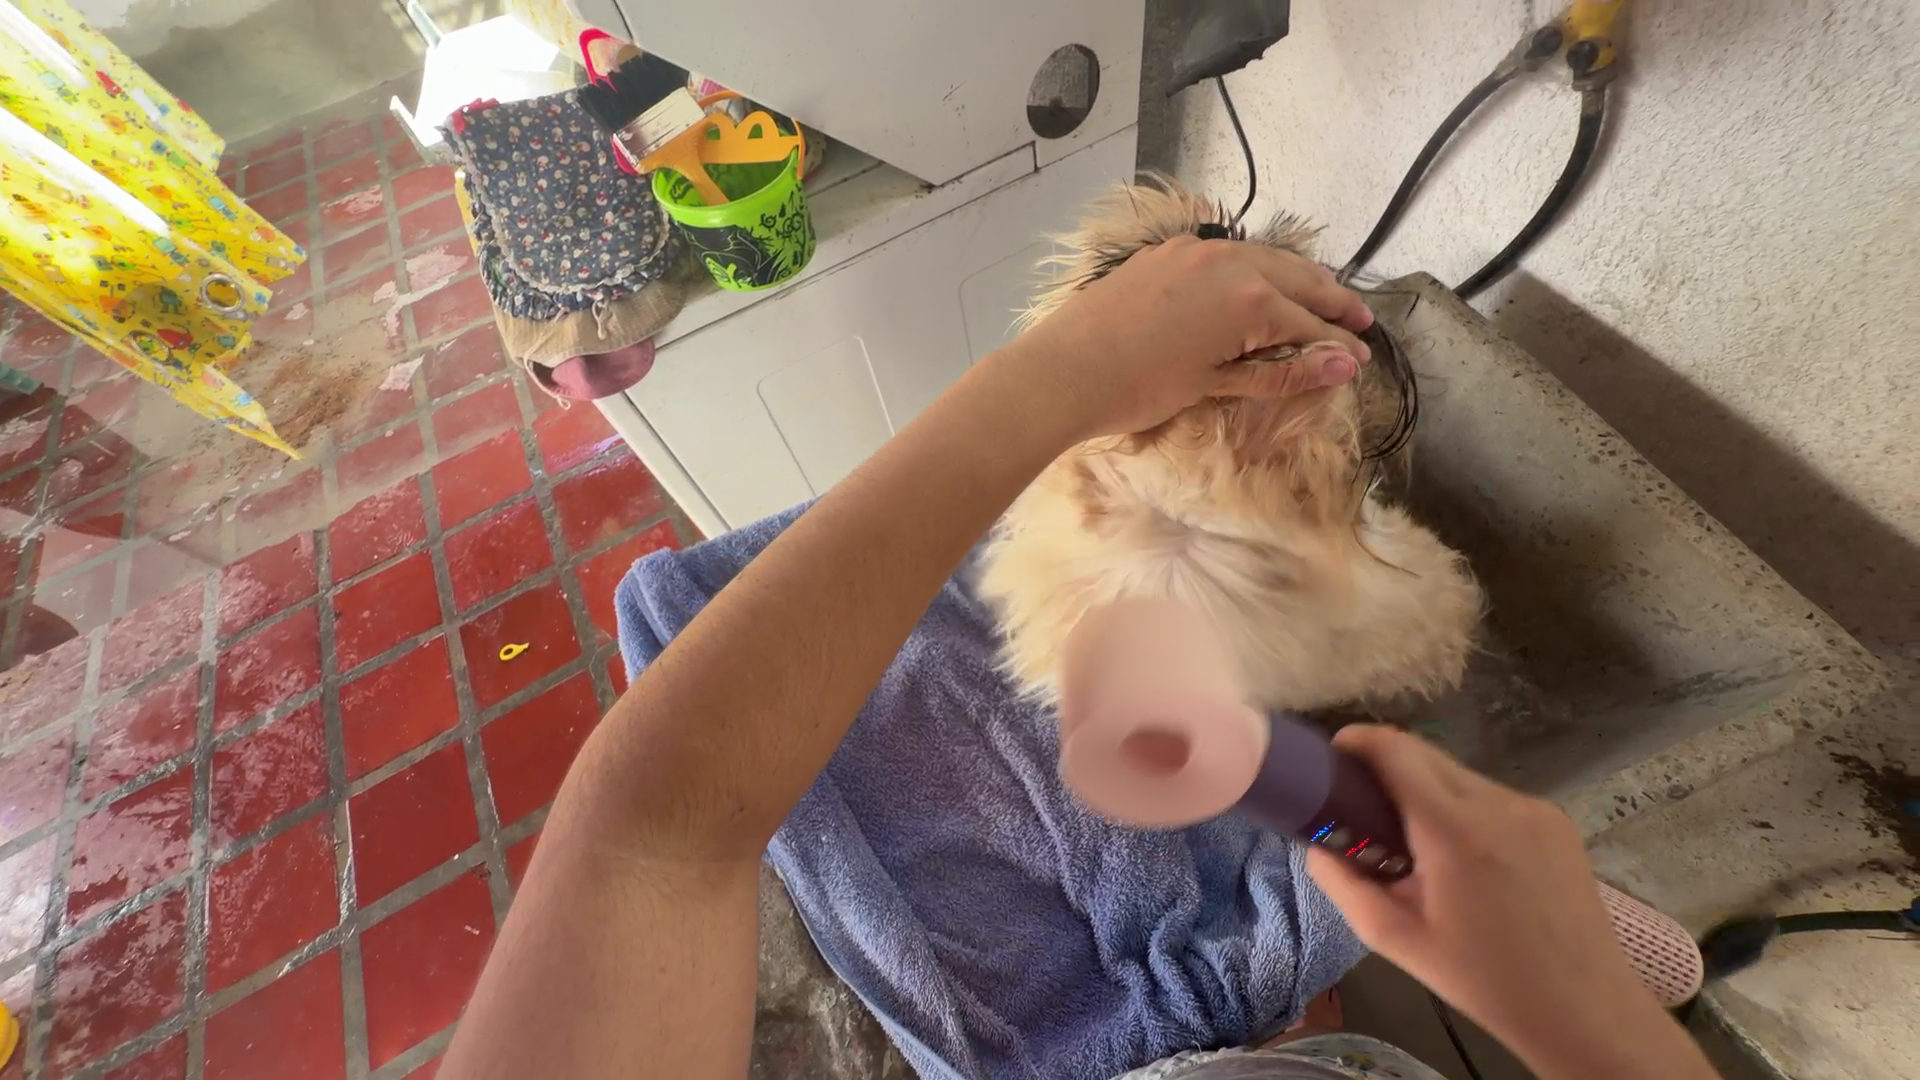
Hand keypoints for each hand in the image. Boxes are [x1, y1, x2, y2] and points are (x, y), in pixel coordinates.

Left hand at [990, 236, 1375, 439]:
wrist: (1062, 371)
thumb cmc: (1136, 389)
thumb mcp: (1212, 384)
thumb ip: (1278, 372)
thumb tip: (1342, 367)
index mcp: (1248, 299)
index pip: (1308, 324)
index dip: (1336, 345)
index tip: (1360, 359)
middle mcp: (1229, 261)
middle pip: (1296, 279)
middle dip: (1331, 301)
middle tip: (1359, 321)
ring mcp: (1193, 251)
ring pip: (1261, 259)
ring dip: (1295, 278)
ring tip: (1320, 296)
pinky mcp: (1164, 252)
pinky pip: (1224, 254)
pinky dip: (1252, 268)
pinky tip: (1255, 279)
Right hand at [1307, 726, 1714, 1079]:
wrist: (1591, 1018)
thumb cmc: (1484, 981)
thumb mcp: (1393, 938)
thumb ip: (1341, 881)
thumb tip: (1314, 843)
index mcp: (1453, 831)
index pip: (1392, 749)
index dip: (1354, 741)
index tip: (1330, 759)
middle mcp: (1498, 805)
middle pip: (1419, 752)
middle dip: (1381, 765)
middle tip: (1359, 804)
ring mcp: (1533, 809)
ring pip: (1451, 771)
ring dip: (1420, 786)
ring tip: (1410, 836)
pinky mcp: (1554, 820)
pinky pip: (1485, 791)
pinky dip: (1456, 804)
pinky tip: (1459, 851)